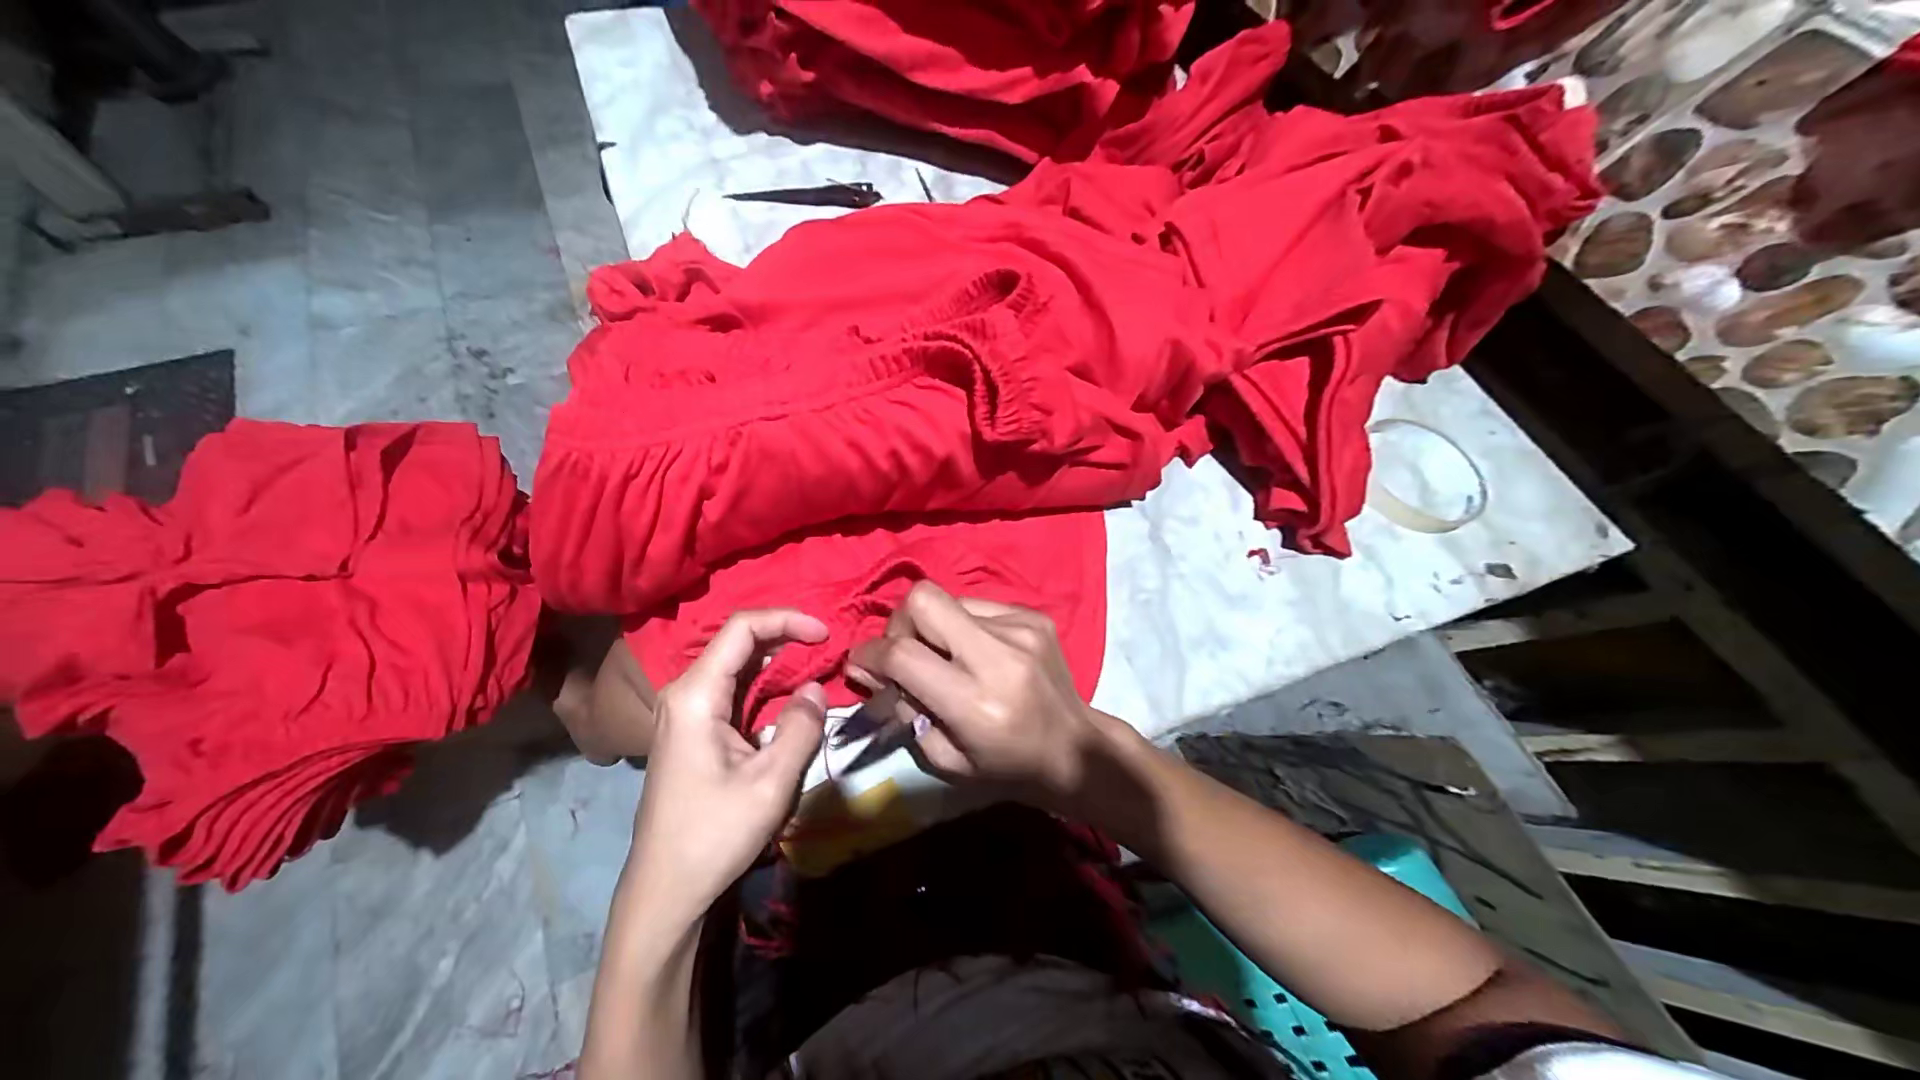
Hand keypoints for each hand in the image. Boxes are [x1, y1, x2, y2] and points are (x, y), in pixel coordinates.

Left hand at [623, 609, 829, 920]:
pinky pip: (730, 689)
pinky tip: (789, 691)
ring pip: (734, 664)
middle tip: (828, 646)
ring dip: (776, 658)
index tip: (826, 633)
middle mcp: (683, 693)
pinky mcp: (690, 729)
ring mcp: (683, 712)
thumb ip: (801, 728)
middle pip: (736, 641)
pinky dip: (763, 682)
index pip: (741, 629)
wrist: (666, 888)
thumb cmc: (715, 834)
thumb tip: (817, 689)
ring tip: (817, 660)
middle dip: (784, 635)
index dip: (786, 620)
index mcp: (695, 695)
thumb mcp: (771, 783)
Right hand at [847, 581, 1109, 811]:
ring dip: (935, 627)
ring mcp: (1021, 629)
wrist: (1075, 750)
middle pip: (923, 599)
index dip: (870, 655)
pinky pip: (976, 605)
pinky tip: (979, 654)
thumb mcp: (944, 758)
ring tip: (949, 658)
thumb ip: (902, 710)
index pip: (904, 655)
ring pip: (948, 599)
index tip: (861, 664)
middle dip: (899, 623)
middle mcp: (999, 657)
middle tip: (905, 652)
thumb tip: (872, 668)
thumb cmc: (1005, 766)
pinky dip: (964, 627)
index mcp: (975, 704)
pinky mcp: (1033, 616)